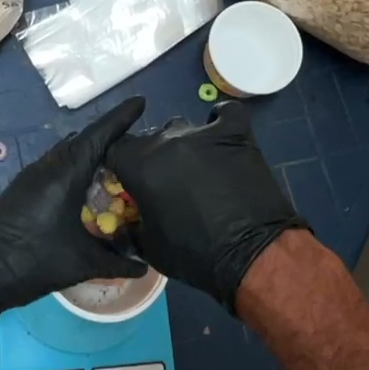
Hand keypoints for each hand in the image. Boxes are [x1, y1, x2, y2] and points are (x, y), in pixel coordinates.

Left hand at [0, 98, 148, 337]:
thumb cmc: (31, 263)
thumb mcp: (80, 264)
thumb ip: (116, 262)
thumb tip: (145, 269)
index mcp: (65, 174)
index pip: (98, 136)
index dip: (121, 117)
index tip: (141, 102)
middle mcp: (48, 166)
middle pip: (84, 141)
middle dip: (111, 136)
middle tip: (138, 143)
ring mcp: (32, 176)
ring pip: (68, 153)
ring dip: (91, 153)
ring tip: (118, 162)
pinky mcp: (23, 188)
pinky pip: (56, 165)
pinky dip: (76, 166)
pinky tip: (88, 185)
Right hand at [106, 100, 306, 315]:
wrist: (251, 253)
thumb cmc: (195, 255)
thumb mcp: (149, 247)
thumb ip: (132, 225)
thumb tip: (128, 221)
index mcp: (139, 164)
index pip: (117, 150)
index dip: (122, 166)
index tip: (131, 182)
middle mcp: (165, 140)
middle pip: (151, 139)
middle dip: (154, 159)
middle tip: (169, 185)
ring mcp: (201, 132)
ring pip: (183, 129)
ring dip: (184, 146)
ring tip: (198, 169)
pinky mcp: (235, 133)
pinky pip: (226, 114)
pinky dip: (222, 121)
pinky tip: (222, 134)